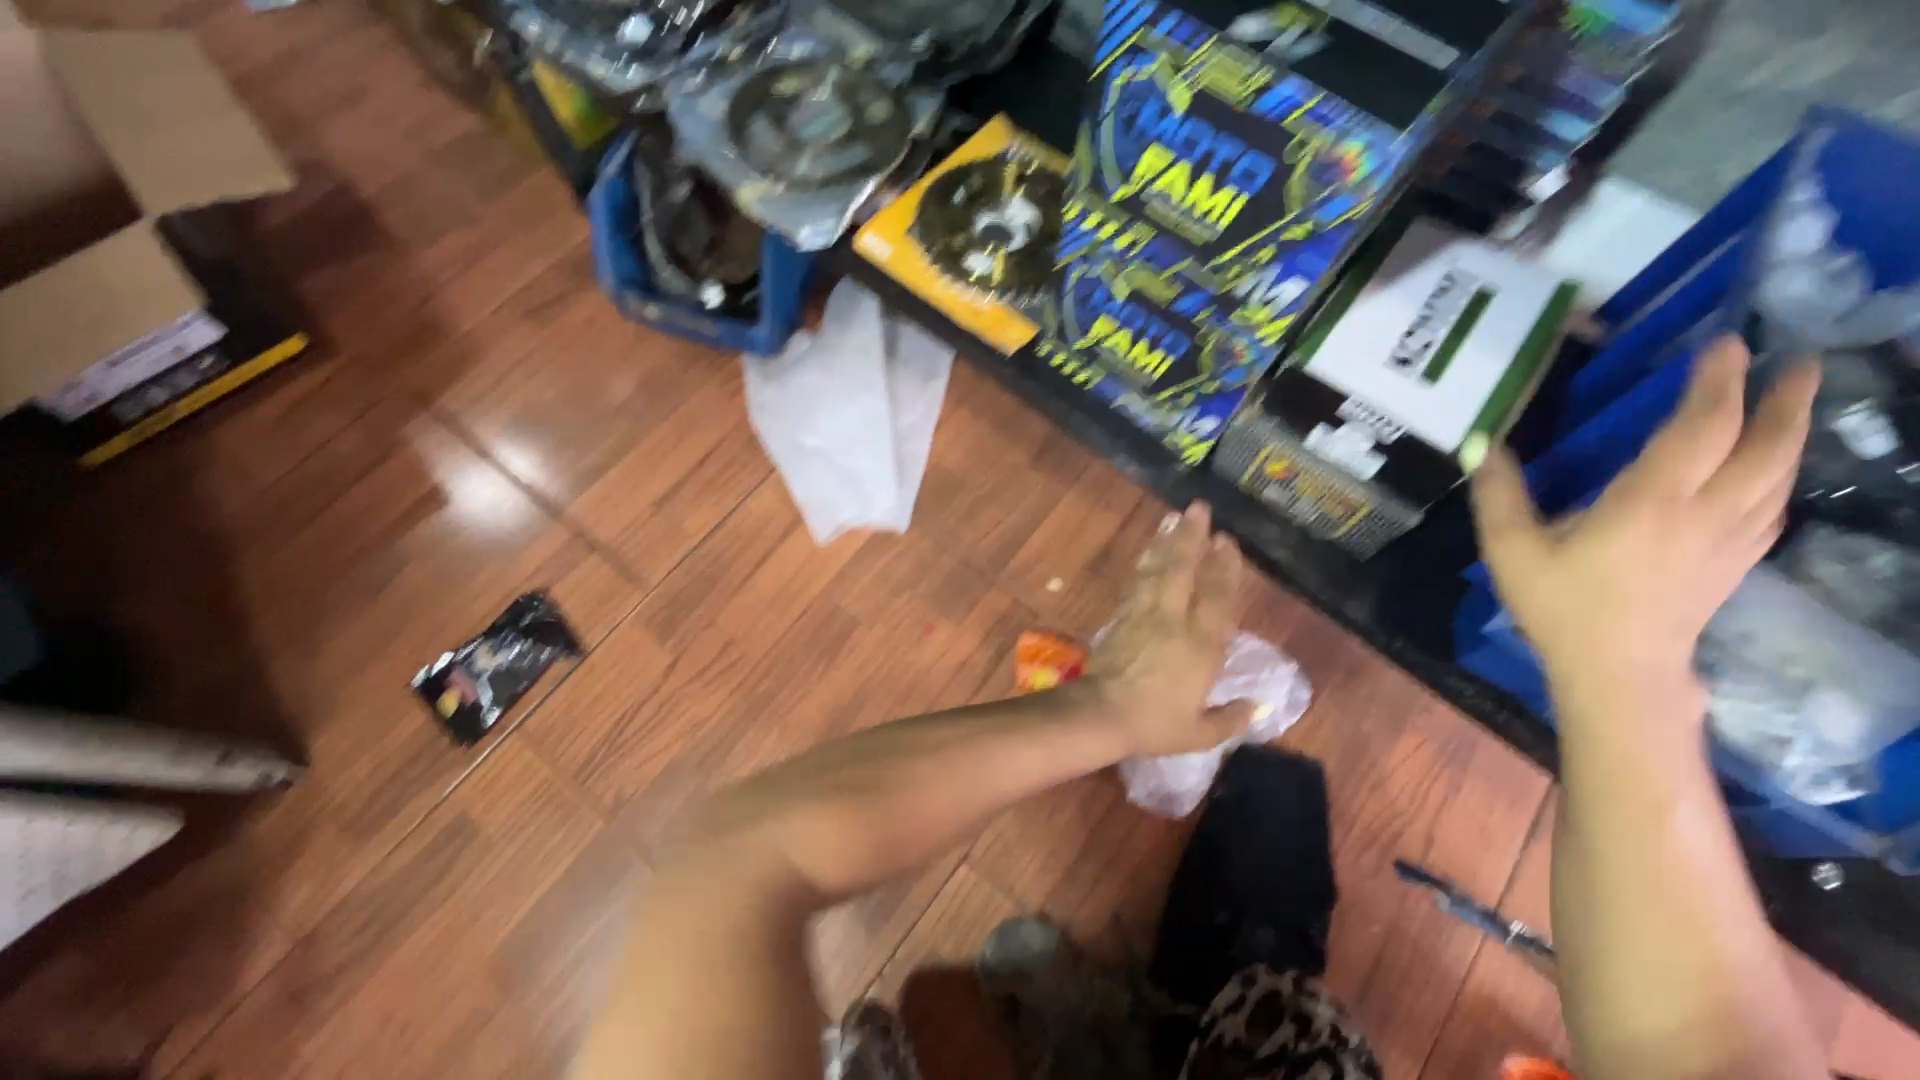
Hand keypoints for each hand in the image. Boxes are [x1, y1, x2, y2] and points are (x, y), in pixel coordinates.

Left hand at [1083, 500, 1259, 755]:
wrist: (1101, 715)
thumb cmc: (1154, 724)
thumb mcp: (1198, 733)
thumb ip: (1229, 719)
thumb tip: (1256, 708)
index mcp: (1201, 645)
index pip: (1217, 596)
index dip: (1224, 567)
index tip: (1227, 540)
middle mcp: (1174, 620)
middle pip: (1184, 569)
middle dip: (1192, 537)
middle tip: (1198, 508)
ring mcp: (1144, 615)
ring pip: (1158, 569)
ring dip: (1167, 542)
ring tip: (1173, 518)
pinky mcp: (1121, 618)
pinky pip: (1137, 582)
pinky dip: (1146, 563)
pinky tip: (1149, 553)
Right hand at [1470, 336, 1818, 700]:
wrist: (1617, 673)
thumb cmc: (1561, 608)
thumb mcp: (1511, 550)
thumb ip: (1498, 494)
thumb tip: (1482, 443)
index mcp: (1651, 502)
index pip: (1701, 428)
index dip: (1717, 382)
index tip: (1725, 343)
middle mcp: (1705, 512)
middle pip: (1765, 445)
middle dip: (1785, 398)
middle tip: (1797, 359)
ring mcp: (1731, 539)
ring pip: (1780, 473)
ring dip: (1792, 430)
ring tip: (1795, 399)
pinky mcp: (1738, 561)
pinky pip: (1774, 505)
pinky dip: (1781, 474)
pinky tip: (1773, 468)